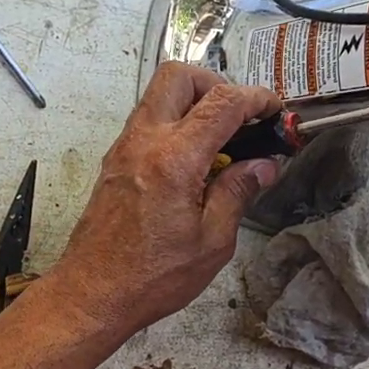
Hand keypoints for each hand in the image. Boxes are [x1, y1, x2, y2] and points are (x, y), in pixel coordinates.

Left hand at [46, 62, 282, 338]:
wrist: (93, 293)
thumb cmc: (152, 276)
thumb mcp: (212, 242)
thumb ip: (238, 193)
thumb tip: (263, 165)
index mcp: (174, 159)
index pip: (222, 103)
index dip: (256, 98)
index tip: (275, 110)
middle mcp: (144, 141)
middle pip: (178, 76)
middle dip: (215, 84)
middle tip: (240, 117)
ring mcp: (124, 148)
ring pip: (158, 95)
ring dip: (193, 103)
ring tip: (222, 143)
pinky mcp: (115, 160)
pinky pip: (147, 122)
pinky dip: (174, 124)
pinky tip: (194, 162)